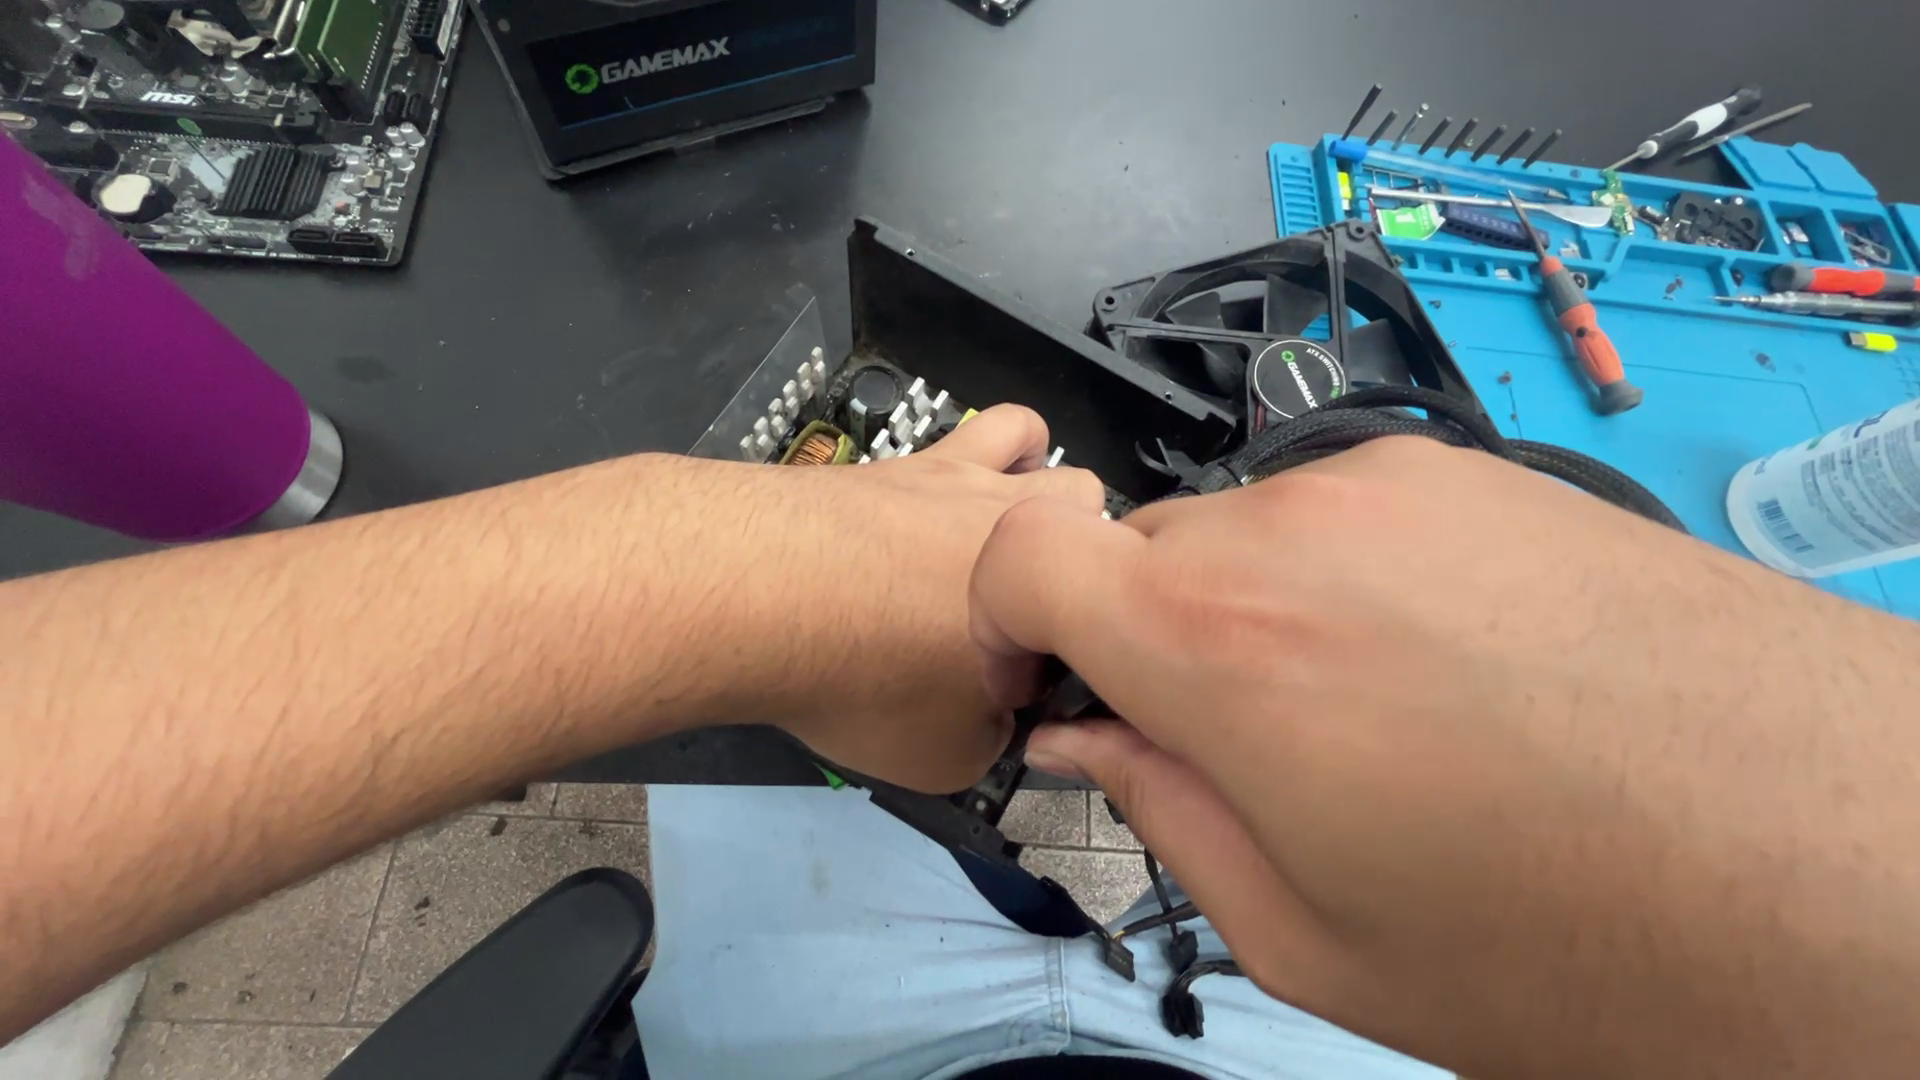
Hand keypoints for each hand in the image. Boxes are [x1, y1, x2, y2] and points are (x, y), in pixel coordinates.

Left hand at [769, 404, 1103, 793]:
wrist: (768, 595)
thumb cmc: (866, 681)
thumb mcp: (942, 757)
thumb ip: (992, 738)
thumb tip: (994, 714)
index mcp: (1051, 618)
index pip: (1093, 633)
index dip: (1064, 662)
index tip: (1015, 688)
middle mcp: (1036, 545)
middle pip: (1095, 545)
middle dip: (1073, 579)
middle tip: (1015, 616)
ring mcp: (989, 491)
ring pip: (1066, 478)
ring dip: (1055, 511)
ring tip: (1005, 543)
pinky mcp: (931, 459)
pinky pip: (1001, 427)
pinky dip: (1013, 448)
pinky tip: (978, 480)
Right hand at [970, 437, 1919, 1078]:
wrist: (1897, 881)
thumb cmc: (1569, 950)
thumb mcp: (1304, 930)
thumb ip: (1154, 806)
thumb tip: (1078, 734)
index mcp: (1216, 643)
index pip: (1021, 551)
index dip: (999, 612)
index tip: (1038, 679)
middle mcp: (1282, 529)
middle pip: (1130, 550)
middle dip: (1136, 635)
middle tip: (1219, 734)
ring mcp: (1381, 483)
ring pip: (1227, 532)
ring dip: (1234, 610)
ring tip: (1347, 709)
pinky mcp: (1465, 472)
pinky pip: (1325, 514)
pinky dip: (1322, 579)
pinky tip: (1428, 664)